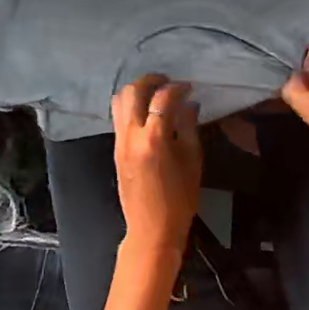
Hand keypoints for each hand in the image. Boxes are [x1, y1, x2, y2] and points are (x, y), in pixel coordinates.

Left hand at [112, 74, 201, 256]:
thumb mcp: (193, 162)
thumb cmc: (179, 199)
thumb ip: (190, 128)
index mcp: (154, 139)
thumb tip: (189, 104)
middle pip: (133, 92)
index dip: (177, 88)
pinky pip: (118, 117)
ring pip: (119, 101)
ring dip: (136, 90)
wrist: (151, 228)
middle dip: (151, 81)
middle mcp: (131, 135)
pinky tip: (146, 111)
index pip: (163, 99)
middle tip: (168, 82)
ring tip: (154, 93)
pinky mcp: (115, 149)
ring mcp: (119, 141)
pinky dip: (130, 105)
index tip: (188, 87)